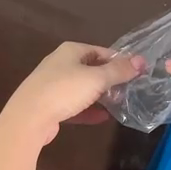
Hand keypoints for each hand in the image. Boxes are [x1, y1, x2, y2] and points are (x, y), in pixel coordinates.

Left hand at [0, 42, 144, 147]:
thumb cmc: (64, 90)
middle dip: (110, 80)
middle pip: (91, 69)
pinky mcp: (50, 106)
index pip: (101, 51)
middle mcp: (60, 64)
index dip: (120, 61)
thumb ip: (119, 71)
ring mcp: (53, 85)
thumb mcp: (96, 79)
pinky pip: (74, 106)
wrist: (28, 118)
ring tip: (120, 104)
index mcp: (71, 51)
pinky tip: (103, 118)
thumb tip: (141, 60)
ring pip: (83, 88)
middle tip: (129, 90)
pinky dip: (88, 110)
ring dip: (100, 96)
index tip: (137, 73)